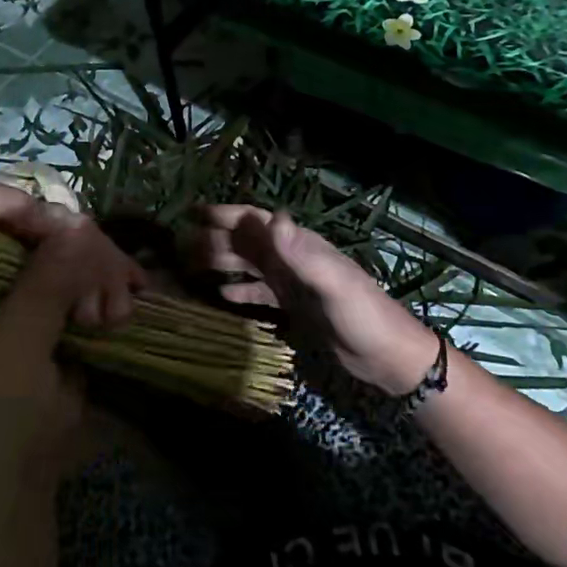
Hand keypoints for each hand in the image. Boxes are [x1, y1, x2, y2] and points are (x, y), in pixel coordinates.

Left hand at [0, 183, 146, 481]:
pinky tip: (126, 305)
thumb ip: (44, 285)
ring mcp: (24, 285)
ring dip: (102, 271)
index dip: (4, 202)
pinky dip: (114, 281)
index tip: (52, 221)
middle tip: (104, 285)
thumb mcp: (14, 348)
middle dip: (76, 249)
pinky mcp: (58, 301)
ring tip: (113, 314)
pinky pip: (92, 268)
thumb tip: (81, 225)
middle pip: (31, 223)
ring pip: (70, 244)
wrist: (22, 472)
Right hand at [191, 205, 436, 394]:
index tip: (193, 213)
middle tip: (180, 246)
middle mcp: (295, 258)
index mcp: (302, 246)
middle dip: (217, 239)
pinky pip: (261, 292)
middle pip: (249, 242)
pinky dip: (241, 290)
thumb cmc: (363, 315)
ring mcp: (295, 283)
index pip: (258, 222)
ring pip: (252, 265)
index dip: (227, 214)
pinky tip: (221, 294)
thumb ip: (301, 253)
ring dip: (224, 263)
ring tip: (191, 266)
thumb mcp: (333, 283)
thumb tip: (271, 217)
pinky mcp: (296, 306)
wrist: (386, 354)